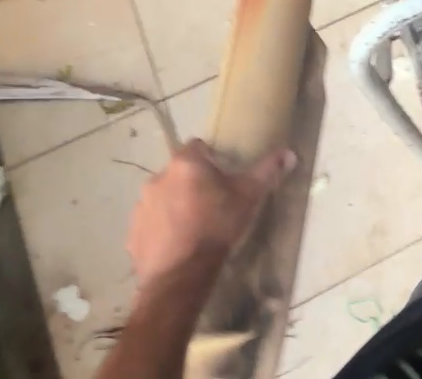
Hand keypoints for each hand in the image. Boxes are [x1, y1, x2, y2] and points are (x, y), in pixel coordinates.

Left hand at [126, 139, 293, 286]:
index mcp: (186, 164)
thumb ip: (268, 170)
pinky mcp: (132, 234)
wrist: (181, 275)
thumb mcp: (250, 195)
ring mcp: (141, 208)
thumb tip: (289, 153)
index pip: (197, 146)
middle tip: (212, 199)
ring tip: (195, 223)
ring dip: (176, 203)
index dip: (211, 156)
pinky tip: (179, 242)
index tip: (223, 173)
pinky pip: (151, 222)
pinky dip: (163, 227)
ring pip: (163, 196)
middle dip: (193, 181)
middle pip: (179, 172)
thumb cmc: (218, 225)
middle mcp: (157, 179)